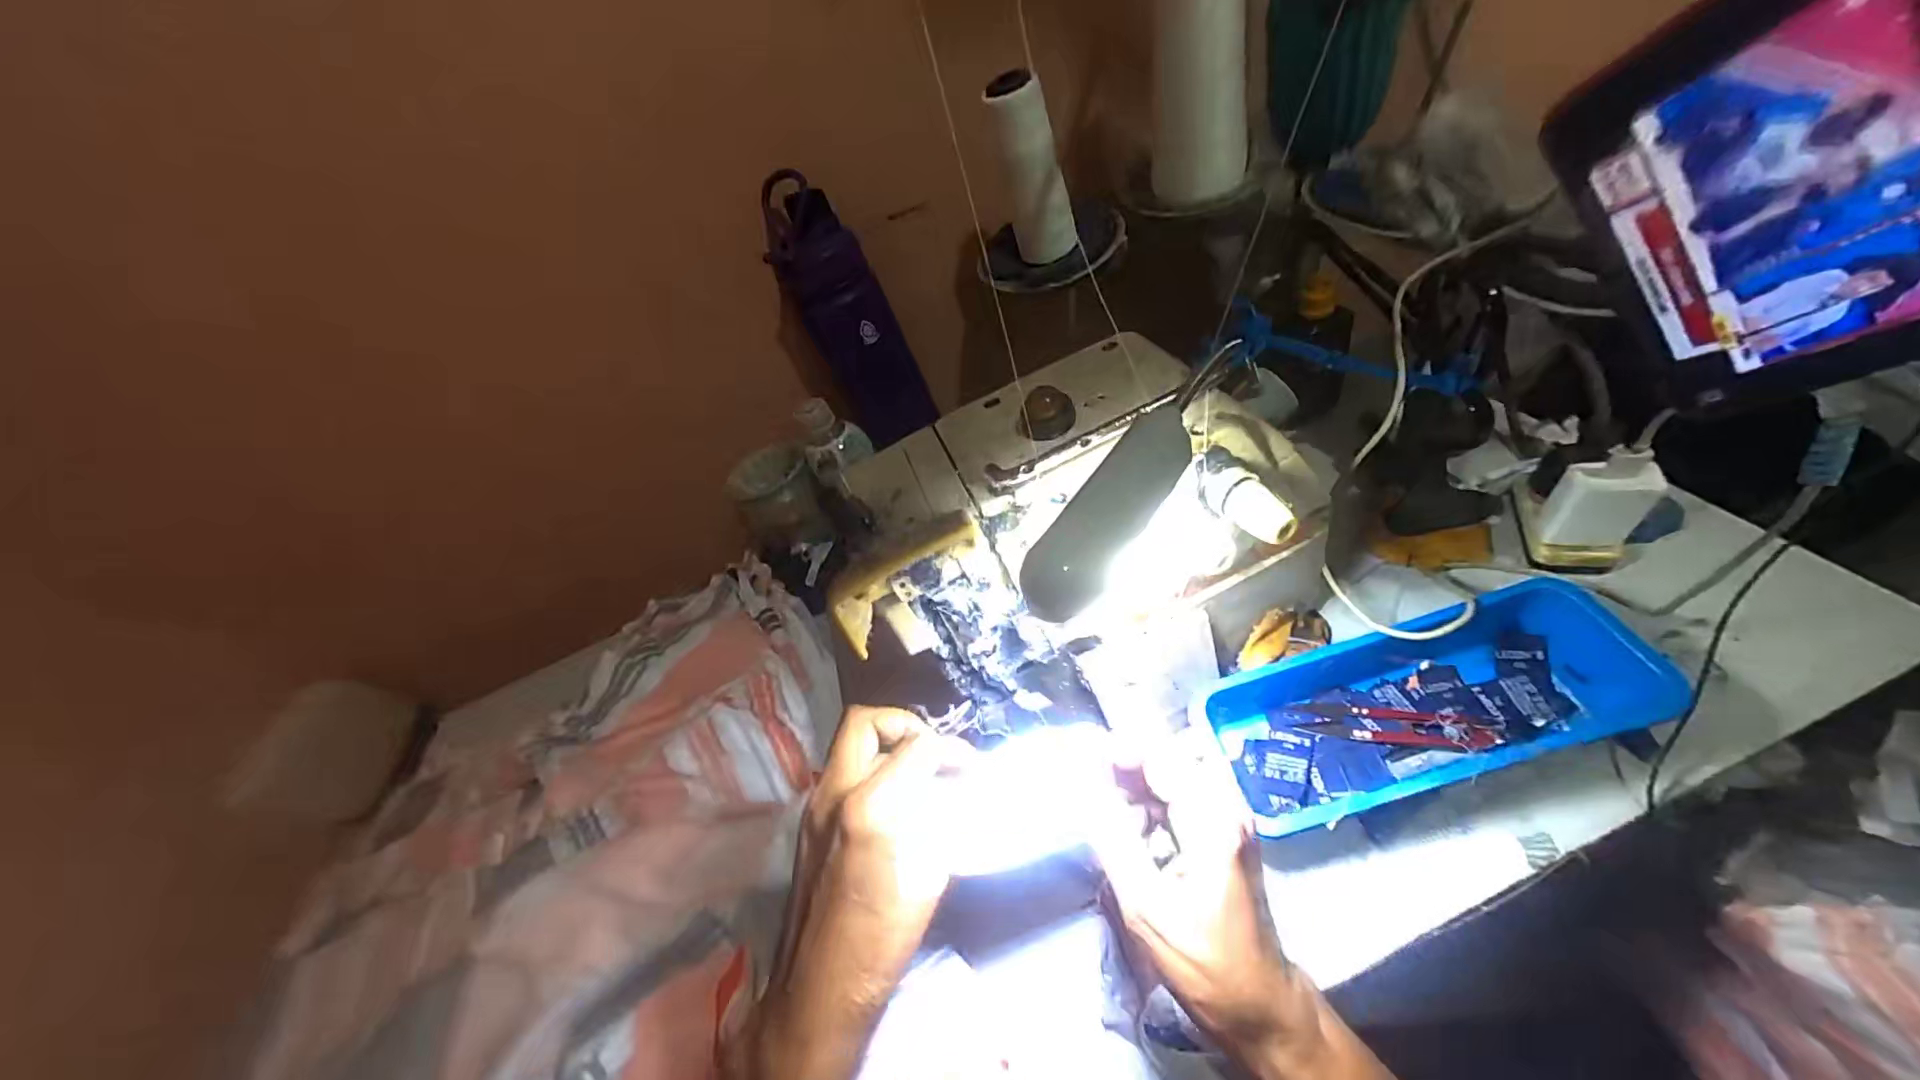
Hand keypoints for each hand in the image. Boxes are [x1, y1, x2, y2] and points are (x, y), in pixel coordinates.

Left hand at [730, 706, 972, 1079]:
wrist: (816, 987)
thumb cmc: (880, 941)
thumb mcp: (929, 878)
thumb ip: (946, 822)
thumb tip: (964, 790)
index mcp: (868, 807)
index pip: (918, 746)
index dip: (953, 750)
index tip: (971, 767)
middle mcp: (833, 792)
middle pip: (866, 721)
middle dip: (905, 724)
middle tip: (932, 752)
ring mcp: (814, 804)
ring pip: (849, 744)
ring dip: (886, 746)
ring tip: (917, 774)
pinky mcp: (808, 820)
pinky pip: (841, 771)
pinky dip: (871, 769)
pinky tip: (894, 802)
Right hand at [1091, 727, 1393, 1079]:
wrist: (1259, 1002)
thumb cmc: (1203, 962)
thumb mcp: (1145, 905)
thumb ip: (1112, 836)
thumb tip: (1082, 784)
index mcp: (1214, 822)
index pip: (1162, 755)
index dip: (1119, 750)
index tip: (1081, 762)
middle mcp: (1228, 807)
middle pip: (1171, 754)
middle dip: (1128, 765)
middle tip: (1095, 791)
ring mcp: (1230, 816)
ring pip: (1174, 772)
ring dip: (1138, 785)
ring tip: (1112, 818)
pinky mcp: (1224, 829)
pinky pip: (1181, 794)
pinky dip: (1151, 803)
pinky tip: (1135, 834)